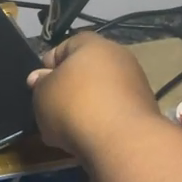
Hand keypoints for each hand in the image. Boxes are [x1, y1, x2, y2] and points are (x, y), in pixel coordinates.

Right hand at [27, 32, 166, 160]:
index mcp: (92, 45)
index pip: (66, 45)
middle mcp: (118, 55)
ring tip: (70, 126)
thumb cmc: (72, 106)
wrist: (119, 137)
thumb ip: (39, 83)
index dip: (49, 64)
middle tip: (52, 107)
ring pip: (100, 89)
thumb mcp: (42, 94)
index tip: (39, 85)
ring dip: (85, 103)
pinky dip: (100, 117)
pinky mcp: (142, 104)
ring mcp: (134, 79)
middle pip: (85, 68)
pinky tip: (89, 133)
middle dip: (68, 86)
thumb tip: (40, 76)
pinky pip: (112, 106)